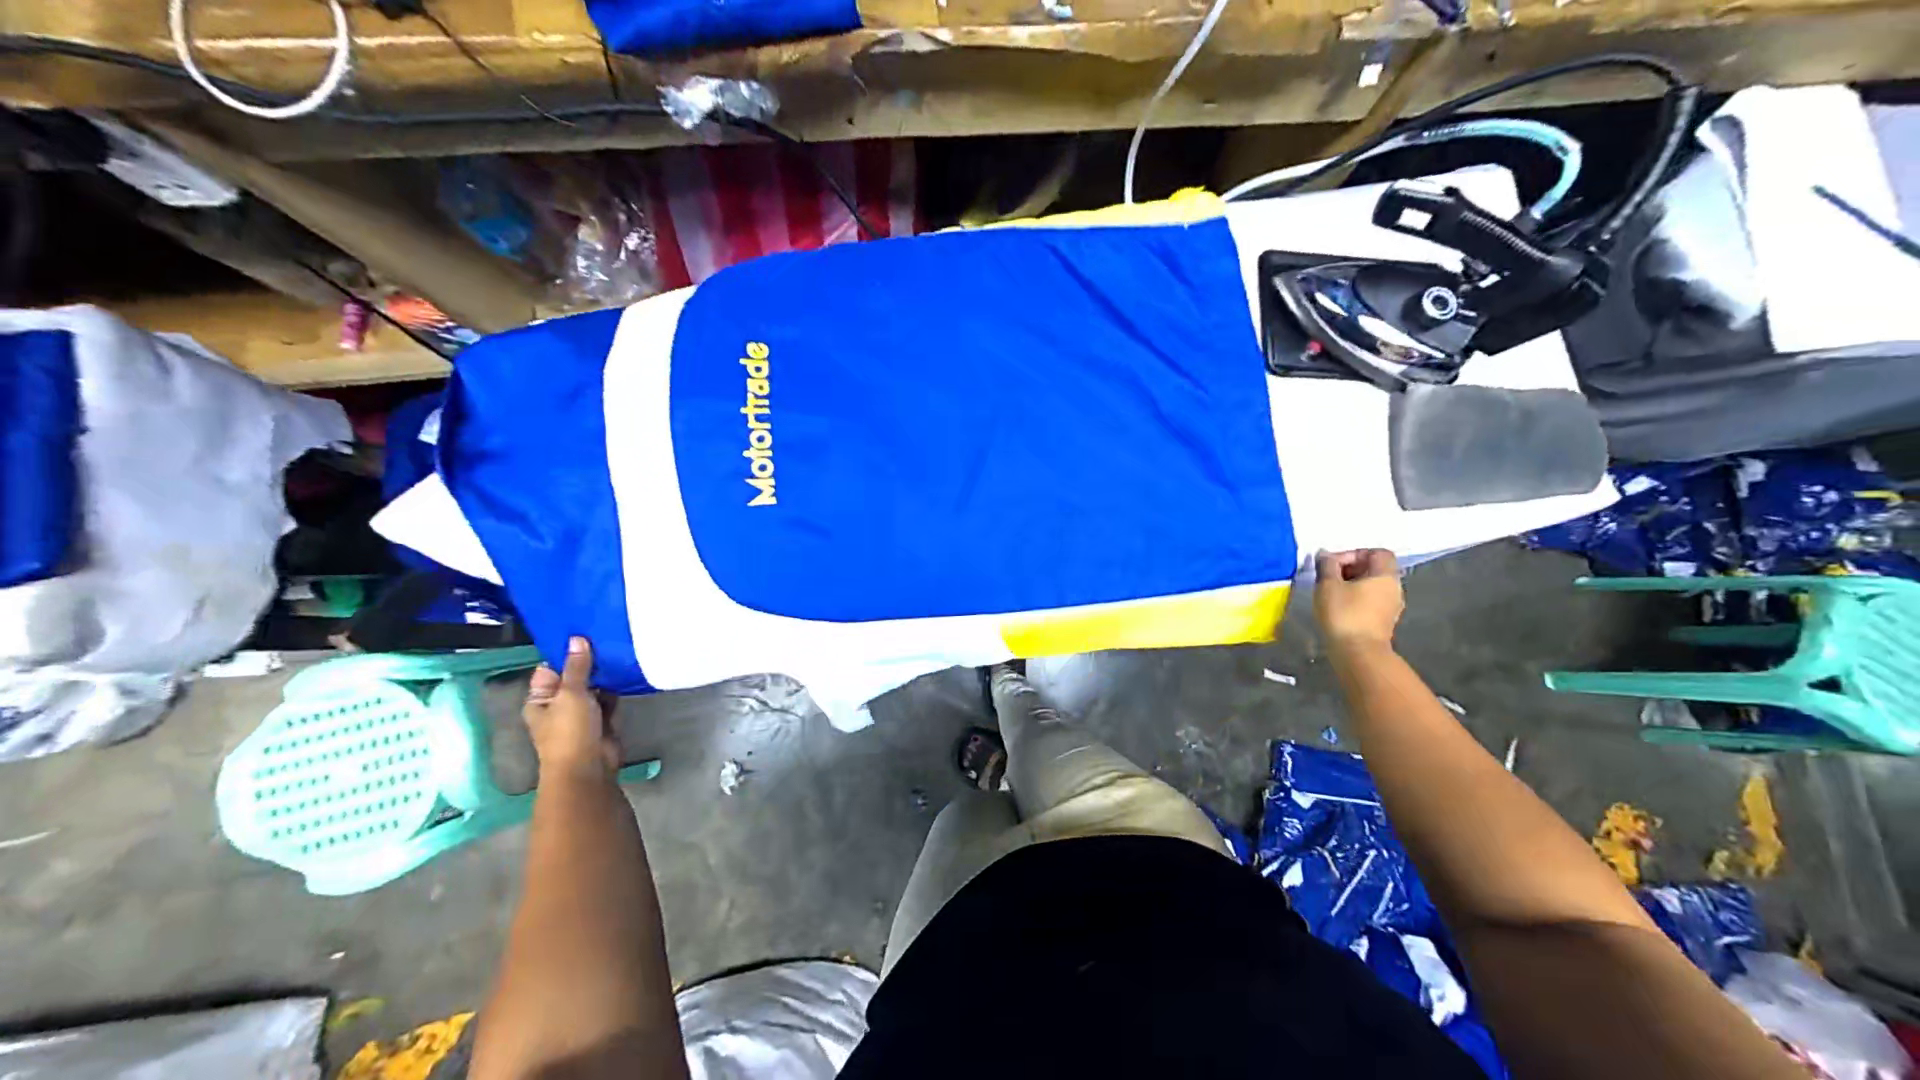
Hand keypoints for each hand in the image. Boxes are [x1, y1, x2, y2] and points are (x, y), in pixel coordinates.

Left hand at [523, 636, 619, 777]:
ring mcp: (581, 714)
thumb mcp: (570, 693)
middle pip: (574, 678)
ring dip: (605, 676)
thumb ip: (577, 666)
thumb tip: (576, 638)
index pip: (550, 670)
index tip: (584, 633)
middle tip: (607, 638)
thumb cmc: (569, 730)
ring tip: (620, 650)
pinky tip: (627, 672)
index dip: (565, 654)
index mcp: (540, 700)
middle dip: (589, 663)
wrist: (589, 768)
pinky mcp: (602, 721)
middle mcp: (558, 706)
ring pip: (594, 688)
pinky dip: (616, 691)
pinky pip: (609, 700)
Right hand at [1313, 548, 1403, 653]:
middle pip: (1374, 569)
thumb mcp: (1328, 584)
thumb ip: (1327, 565)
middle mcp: (1394, 589)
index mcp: (1386, 576)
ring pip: (1371, 587)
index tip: (1333, 564)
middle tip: (1328, 577)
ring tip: (1330, 593)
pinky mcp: (1383, 622)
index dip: (1354, 553)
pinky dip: (1355, 599)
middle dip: (1350, 569)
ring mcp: (1391, 607)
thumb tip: (1326, 555)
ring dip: (1351, 585)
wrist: (1357, 653)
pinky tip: (1337, 608)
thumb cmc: (1344, 614)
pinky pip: (1370, 602)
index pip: (1377, 552)